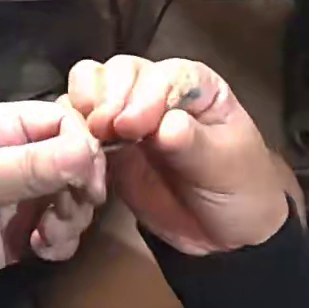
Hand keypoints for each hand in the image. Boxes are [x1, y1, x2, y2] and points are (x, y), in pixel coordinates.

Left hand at [0, 101, 105, 281]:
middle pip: (77, 161)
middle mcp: (22, 154)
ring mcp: (25, 192)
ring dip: (72, 219)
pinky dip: (60, 242)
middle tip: (66, 213)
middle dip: (80, 190)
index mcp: (8, 126)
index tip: (88, 184)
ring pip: (74, 197)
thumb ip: (30, 165)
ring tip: (45, 236)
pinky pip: (61, 230)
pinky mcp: (25, 228)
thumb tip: (88, 152)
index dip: (85, 149)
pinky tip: (39, 250)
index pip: (66, 122)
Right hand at [67, 56, 286, 255]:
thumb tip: (164, 127)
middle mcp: (155, 88)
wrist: (220, 237)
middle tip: (102, 130)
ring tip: (89, 137)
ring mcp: (126, 110)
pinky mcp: (104, 138)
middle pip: (120, 70)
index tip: (131, 127)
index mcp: (193, 85)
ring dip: (84, 105)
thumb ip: (194, 143)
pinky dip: (71, 128)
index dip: (144, 95)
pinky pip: (76, 119)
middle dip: (107, 96)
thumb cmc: (237, 190)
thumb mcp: (226, 167)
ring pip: (91, 84)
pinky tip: (80, 151)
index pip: (163, 74)